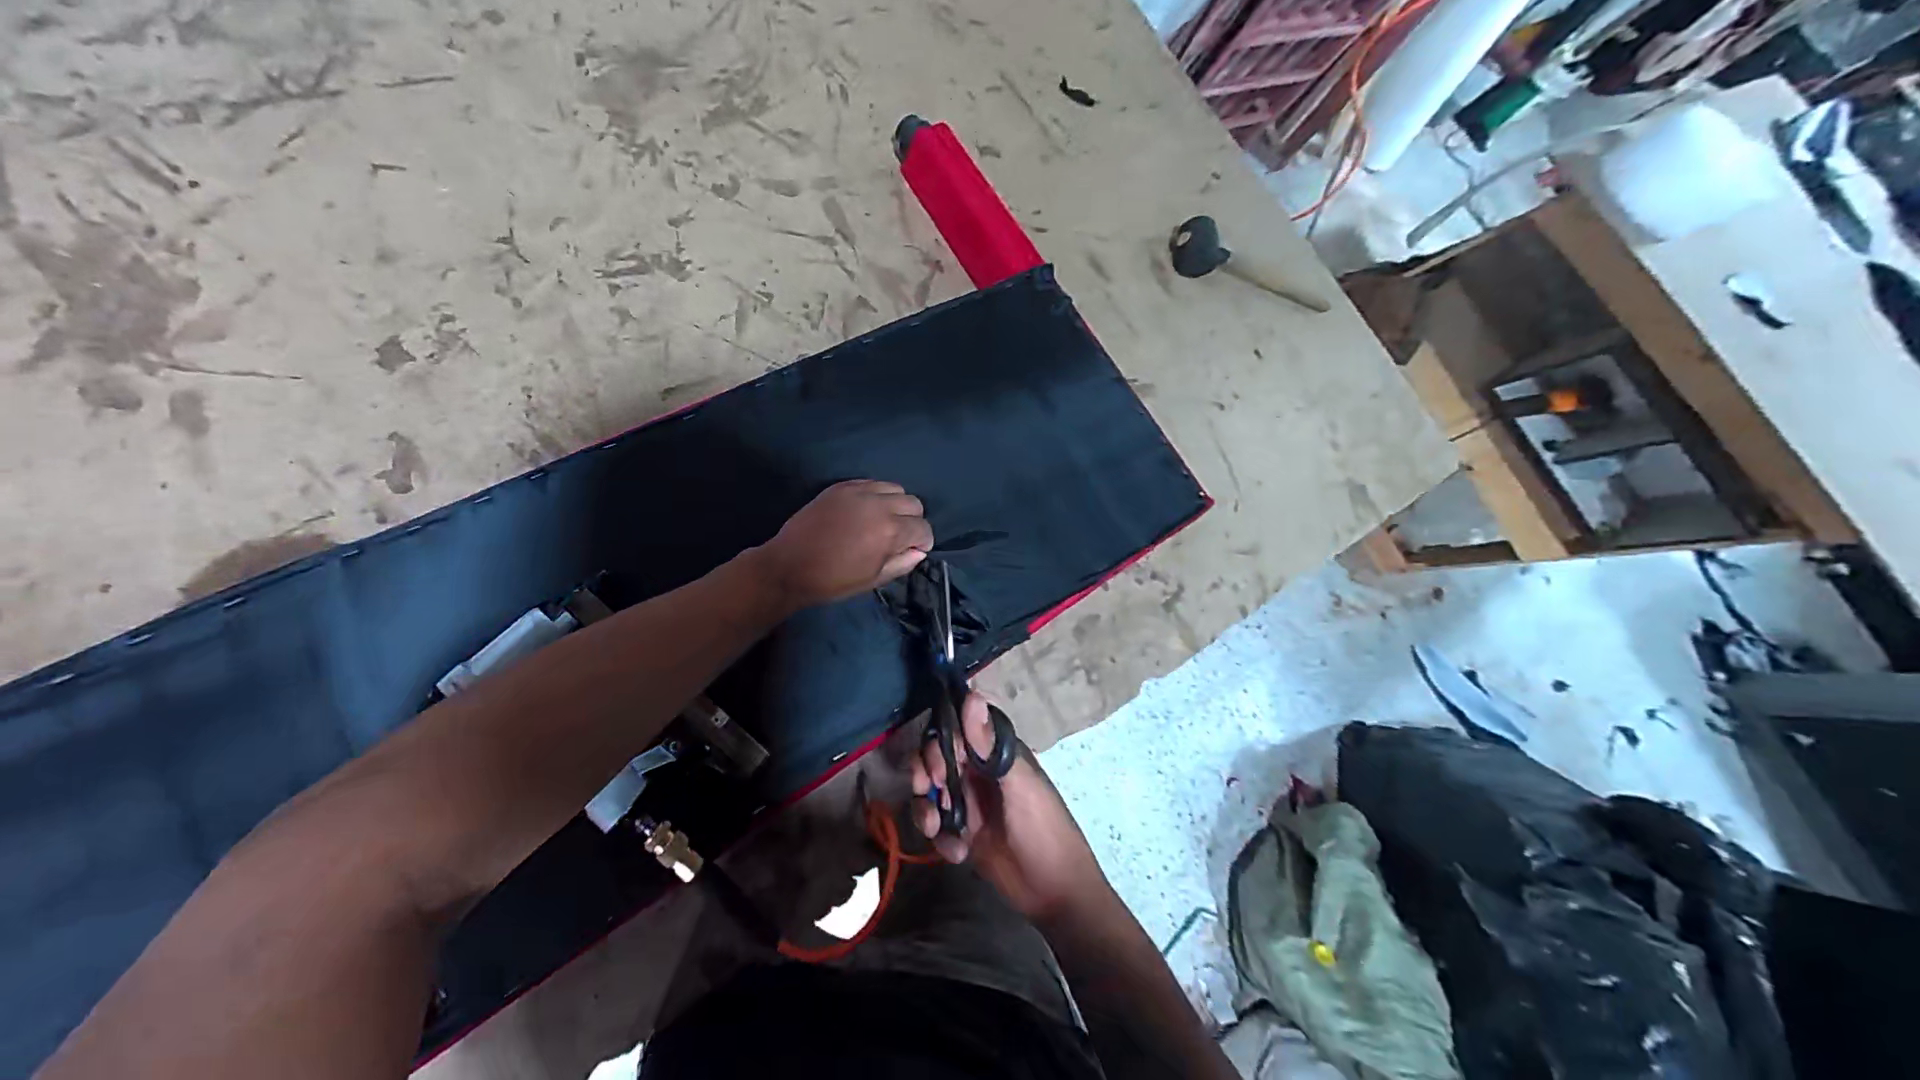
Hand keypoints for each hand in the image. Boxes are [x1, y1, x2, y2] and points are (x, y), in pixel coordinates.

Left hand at [754, 480, 932, 608]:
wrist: (788, 566)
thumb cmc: (832, 580)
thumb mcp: (873, 580)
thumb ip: (902, 563)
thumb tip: (918, 551)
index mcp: (889, 532)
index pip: (923, 528)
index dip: (922, 542)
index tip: (912, 550)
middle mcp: (878, 505)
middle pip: (913, 503)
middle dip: (912, 521)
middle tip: (897, 537)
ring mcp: (858, 492)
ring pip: (895, 488)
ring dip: (896, 504)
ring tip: (881, 521)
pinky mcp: (841, 487)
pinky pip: (872, 483)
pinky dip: (876, 495)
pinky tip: (865, 511)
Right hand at [911, 693, 1114, 924]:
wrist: (1055, 895)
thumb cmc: (1045, 831)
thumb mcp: (1019, 786)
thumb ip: (991, 745)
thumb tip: (972, 694)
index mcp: (998, 754)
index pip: (959, 730)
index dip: (941, 741)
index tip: (938, 762)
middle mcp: (981, 773)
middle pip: (937, 758)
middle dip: (927, 774)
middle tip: (932, 792)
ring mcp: (970, 803)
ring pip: (931, 792)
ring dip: (927, 808)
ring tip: (938, 829)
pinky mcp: (963, 832)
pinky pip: (936, 824)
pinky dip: (940, 837)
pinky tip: (958, 852)